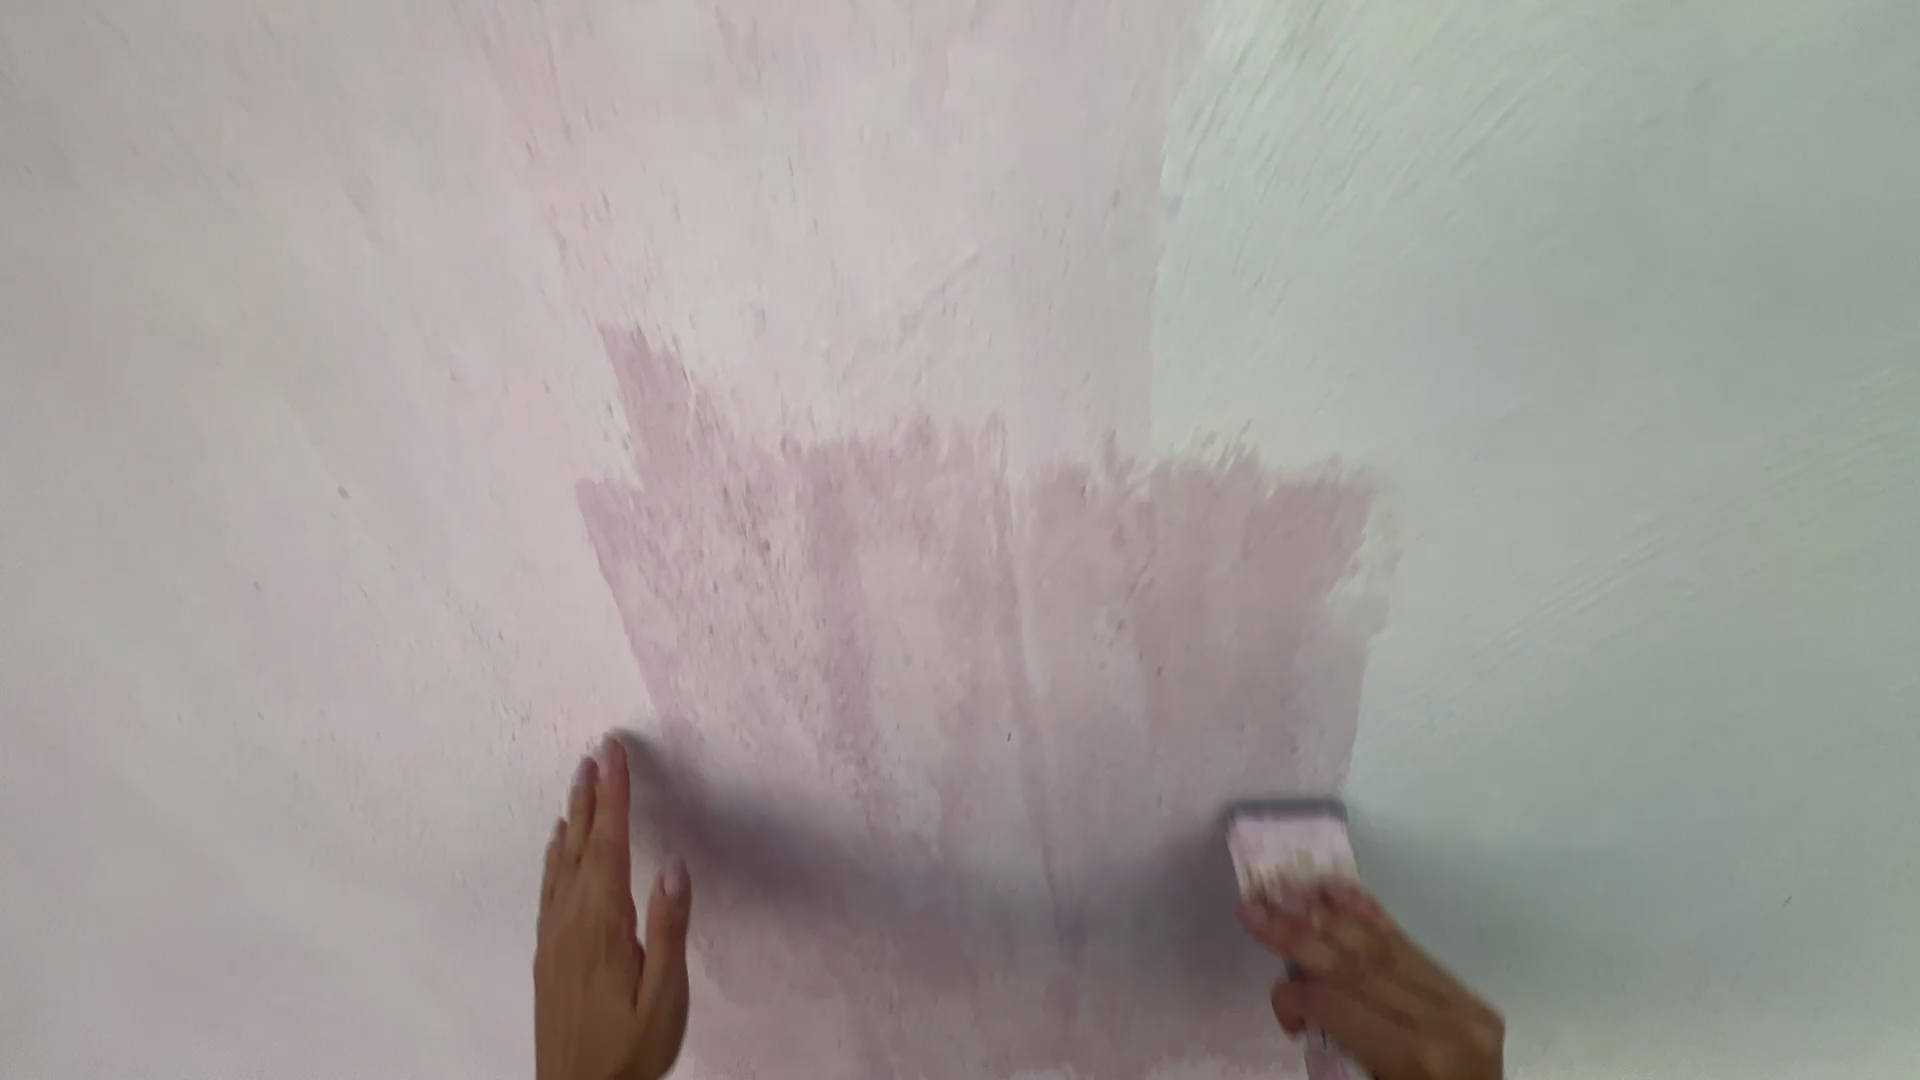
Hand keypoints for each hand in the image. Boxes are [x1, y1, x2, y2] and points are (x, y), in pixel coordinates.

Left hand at [536, 736, 691, 1079]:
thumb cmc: (633, 1049)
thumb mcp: (664, 996)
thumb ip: (668, 929)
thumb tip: (674, 865)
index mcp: (603, 925)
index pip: (610, 845)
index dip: (614, 796)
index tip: (614, 755)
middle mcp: (573, 922)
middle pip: (582, 845)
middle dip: (592, 795)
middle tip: (596, 752)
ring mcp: (555, 938)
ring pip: (562, 863)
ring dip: (573, 817)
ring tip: (579, 781)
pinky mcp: (549, 955)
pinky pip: (550, 889)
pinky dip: (554, 857)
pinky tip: (557, 845)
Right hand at [1238, 881, 1501, 1079]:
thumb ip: (1334, 1036)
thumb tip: (1298, 989)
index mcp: (1411, 1057)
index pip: (1335, 1004)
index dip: (1294, 995)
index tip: (1279, 1008)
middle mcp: (1440, 1024)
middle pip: (1352, 964)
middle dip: (1294, 931)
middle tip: (1252, 906)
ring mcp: (1460, 1005)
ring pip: (1377, 946)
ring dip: (1324, 913)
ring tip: (1284, 888)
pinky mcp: (1467, 996)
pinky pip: (1408, 946)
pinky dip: (1368, 914)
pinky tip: (1336, 889)